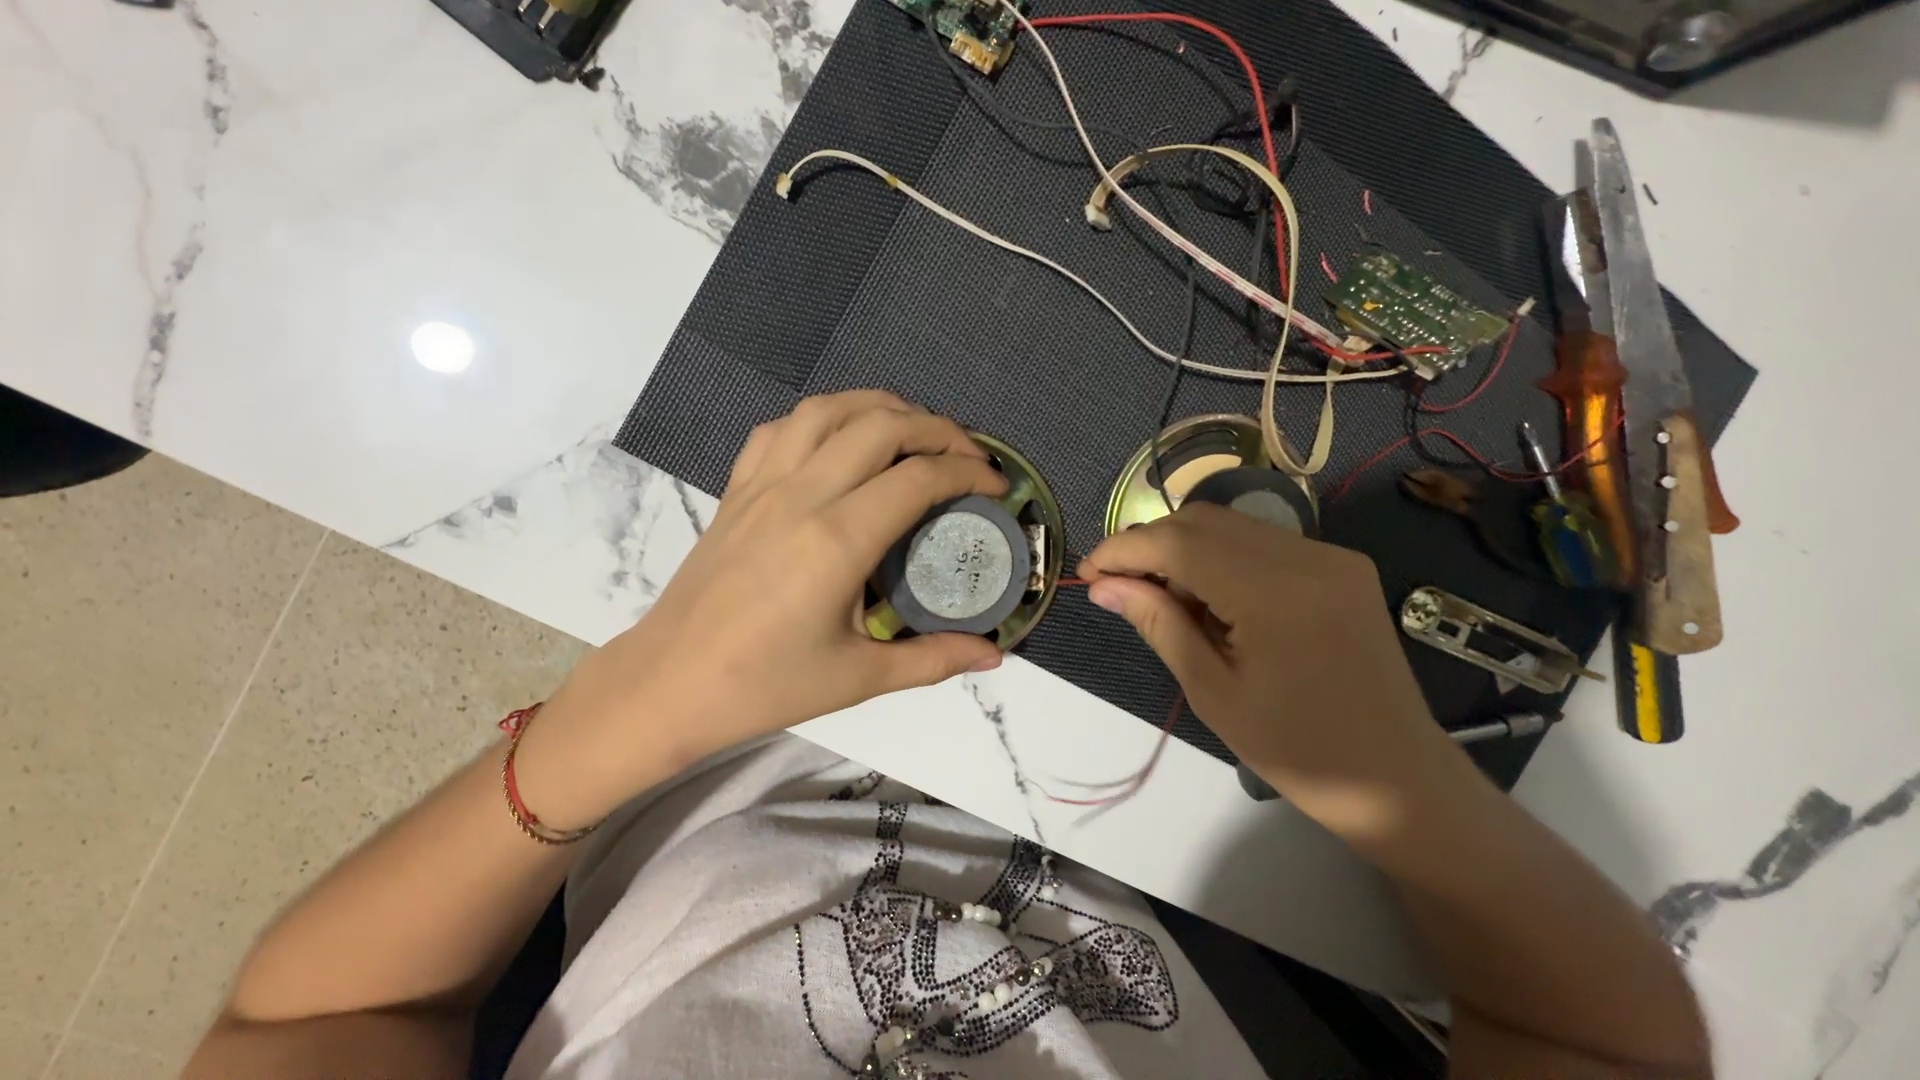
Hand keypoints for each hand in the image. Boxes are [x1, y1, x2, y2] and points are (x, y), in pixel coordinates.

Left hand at [522, 391, 1008, 825]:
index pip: (919, 478)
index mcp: (838, 540)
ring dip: (880, 406)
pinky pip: (780, 429)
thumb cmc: (765, 686)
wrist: (669, 683)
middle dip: (937, 428)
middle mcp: (802, 495)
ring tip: (912, 428)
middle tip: (967, 454)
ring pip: (828, 411)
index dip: (969, 471)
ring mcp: (762, 485)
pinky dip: (822, 419)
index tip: (997, 486)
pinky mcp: (736, 489)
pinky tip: (838, 440)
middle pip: (881, 426)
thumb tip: (994, 654)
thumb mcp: (859, 678)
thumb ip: (934, 659)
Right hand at [1077, 503, 1464, 838]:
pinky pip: (1265, 542)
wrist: (1395, 775)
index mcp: (1273, 593)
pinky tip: (1214, 599)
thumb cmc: (1296, 748)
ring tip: (1166, 599)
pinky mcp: (1344, 565)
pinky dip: (1224, 557)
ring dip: (1186, 548)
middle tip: (1121, 589)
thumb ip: (1158, 623)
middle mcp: (1306, 556)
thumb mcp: (1212, 692)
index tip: (1088, 574)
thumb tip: (1105, 586)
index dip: (1124, 549)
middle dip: (1152, 544)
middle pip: (1204, 520)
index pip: (1178, 542)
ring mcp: (1331, 556)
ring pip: (1233, 525)